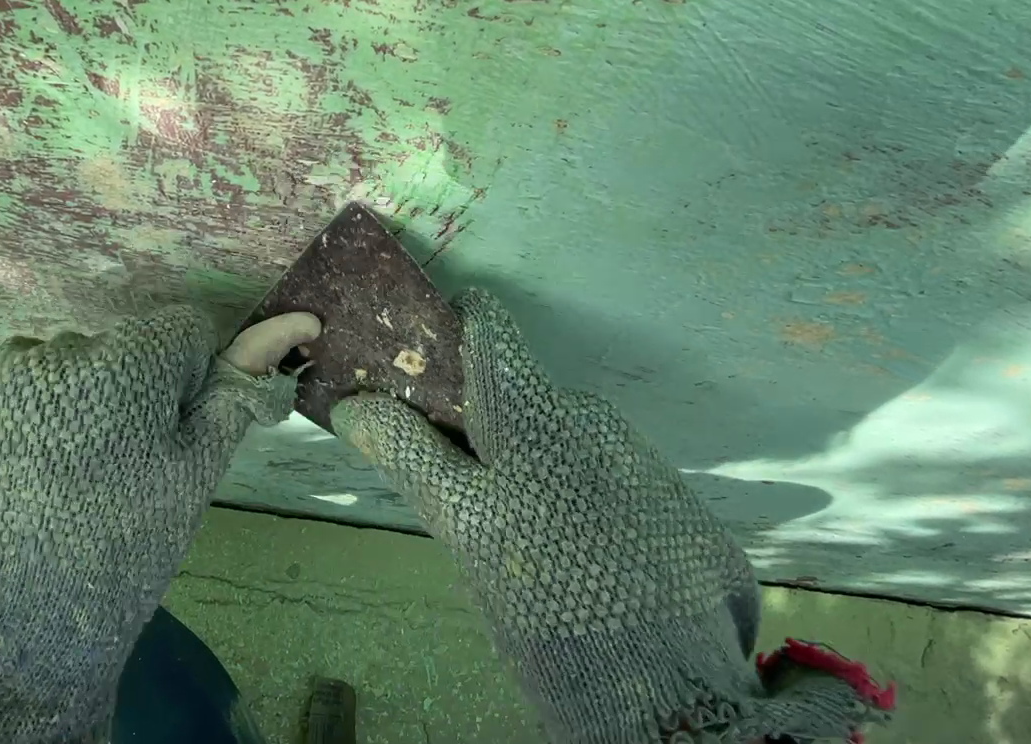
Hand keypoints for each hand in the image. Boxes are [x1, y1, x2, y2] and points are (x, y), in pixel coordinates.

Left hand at [0, 306, 319, 743]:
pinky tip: (15, 464)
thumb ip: (238, 386)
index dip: (184, 379)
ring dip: (66, 396)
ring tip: (61, 467)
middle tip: (113, 462)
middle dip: (125, 385)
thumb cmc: (130, 546)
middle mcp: (59, 347)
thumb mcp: (197, 468)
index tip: (168, 430)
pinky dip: (12, 410)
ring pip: (57, 361)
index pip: (181, 331)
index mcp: (134, 361)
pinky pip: (1, 381)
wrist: (22, 630)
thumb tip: (296, 321)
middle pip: (116, 345)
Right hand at [333, 289, 891, 743]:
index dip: (457, 327)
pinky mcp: (679, 502)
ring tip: (533, 541)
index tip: (431, 353)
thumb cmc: (544, 607)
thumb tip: (351, 403)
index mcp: (533, 415)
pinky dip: (585, 499)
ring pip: (566, 441)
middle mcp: (595, 418)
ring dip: (539, 468)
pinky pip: (611, 478)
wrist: (676, 702)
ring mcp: (645, 458)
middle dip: (490, 428)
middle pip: (522, 398)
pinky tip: (585, 556)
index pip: (490, 330)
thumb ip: (409, 454)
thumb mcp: (461, 529)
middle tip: (469, 493)